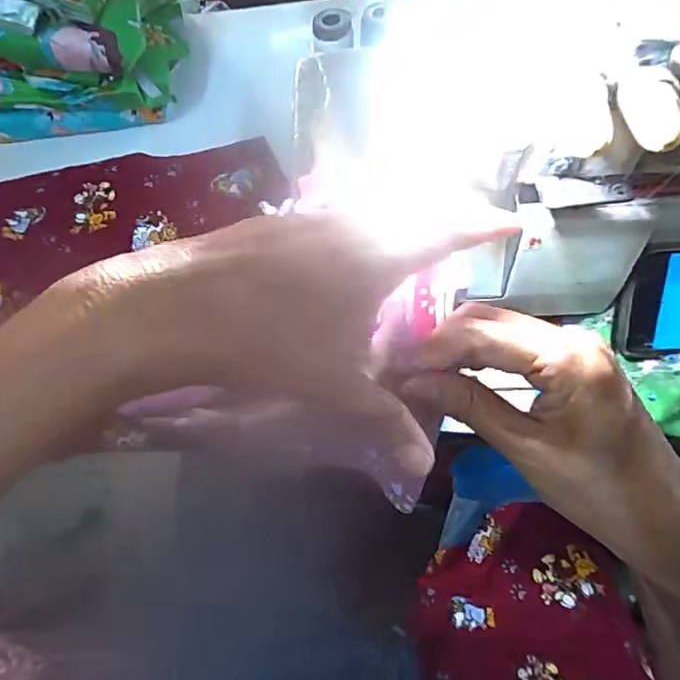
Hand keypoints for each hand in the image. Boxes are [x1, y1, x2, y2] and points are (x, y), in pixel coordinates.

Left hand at [57, 211, 516, 474]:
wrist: (169, 307)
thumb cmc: (265, 342)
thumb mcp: (332, 386)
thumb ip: (384, 422)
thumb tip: (424, 470)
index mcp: (376, 253)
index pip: (446, 229)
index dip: (482, 224)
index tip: (510, 219)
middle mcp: (343, 223)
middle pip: (406, 210)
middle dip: (437, 221)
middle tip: (456, 236)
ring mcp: (299, 219)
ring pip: (360, 213)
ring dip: (386, 225)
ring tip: (397, 249)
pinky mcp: (263, 225)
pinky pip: (323, 221)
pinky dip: (344, 234)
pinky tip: (328, 260)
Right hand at [398, 304, 679, 588]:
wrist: (664, 523)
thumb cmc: (597, 492)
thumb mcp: (525, 448)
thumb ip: (468, 405)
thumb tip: (412, 381)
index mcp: (567, 356)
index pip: (482, 333)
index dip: (432, 346)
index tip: (393, 363)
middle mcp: (574, 337)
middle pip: (490, 321)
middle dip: (441, 339)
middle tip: (400, 363)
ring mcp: (578, 347)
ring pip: (501, 330)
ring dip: (458, 346)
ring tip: (418, 367)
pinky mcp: (575, 362)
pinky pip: (517, 346)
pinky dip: (481, 355)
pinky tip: (454, 370)